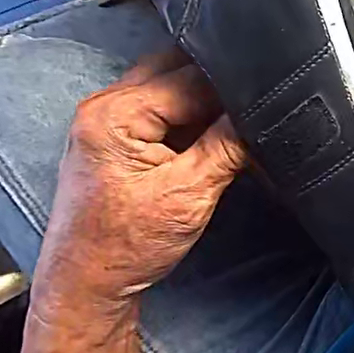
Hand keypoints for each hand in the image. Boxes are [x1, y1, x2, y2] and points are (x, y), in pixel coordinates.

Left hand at [32, 50, 247, 323]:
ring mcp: (108, 117)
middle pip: (176, 68)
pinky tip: (210, 132)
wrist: (87, 284)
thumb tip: (260, 112)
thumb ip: (228, 146)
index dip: (233, 89)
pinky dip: (188, 112)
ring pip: (169, 82)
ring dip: (202, 98)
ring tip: (231, 123)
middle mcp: (105, 104)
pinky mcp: (117, 133)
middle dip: (217, 85)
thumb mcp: (190, 194)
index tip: (265, 99)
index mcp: (116, 114)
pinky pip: (161, 103)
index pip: (191, 79)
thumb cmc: (128, 245)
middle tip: (250, 108)